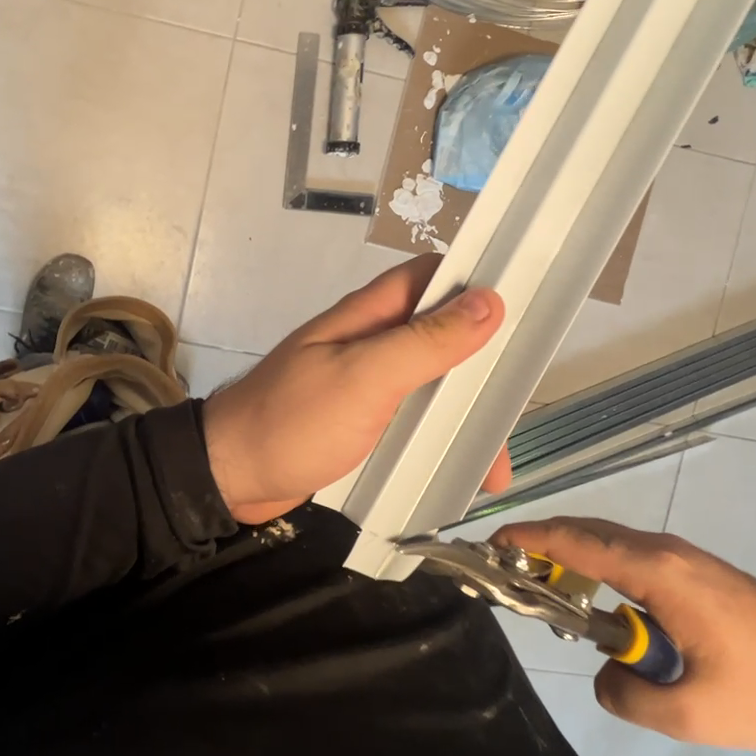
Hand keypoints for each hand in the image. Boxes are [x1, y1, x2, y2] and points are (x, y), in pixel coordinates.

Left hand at [202, 254, 510, 524]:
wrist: (229, 477)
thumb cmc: (293, 422)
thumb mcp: (364, 377)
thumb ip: (424, 342)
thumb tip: (489, 299)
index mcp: (367, 316)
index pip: (431, 279)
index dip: (476, 286)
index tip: (526, 314)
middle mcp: (369, 342)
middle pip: (440, 336)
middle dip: (482, 368)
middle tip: (512, 412)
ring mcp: (364, 384)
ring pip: (430, 385)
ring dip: (463, 417)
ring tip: (494, 467)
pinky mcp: (360, 423)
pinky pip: (410, 422)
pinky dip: (437, 444)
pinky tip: (460, 477)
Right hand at [491, 517, 755, 754]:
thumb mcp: (690, 714)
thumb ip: (624, 692)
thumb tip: (606, 670)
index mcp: (658, 573)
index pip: (575, 542)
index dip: (526, 539)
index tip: (488, 547)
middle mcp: (664, 551)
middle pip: (584, 532)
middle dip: (538, 545)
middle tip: (505, 574)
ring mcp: (681, 557)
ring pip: (605, 542)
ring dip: (568, 558)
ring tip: (540, 592)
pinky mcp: (693, 571)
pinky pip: (627, 557)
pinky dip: (595, 567)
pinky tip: (590, 603)